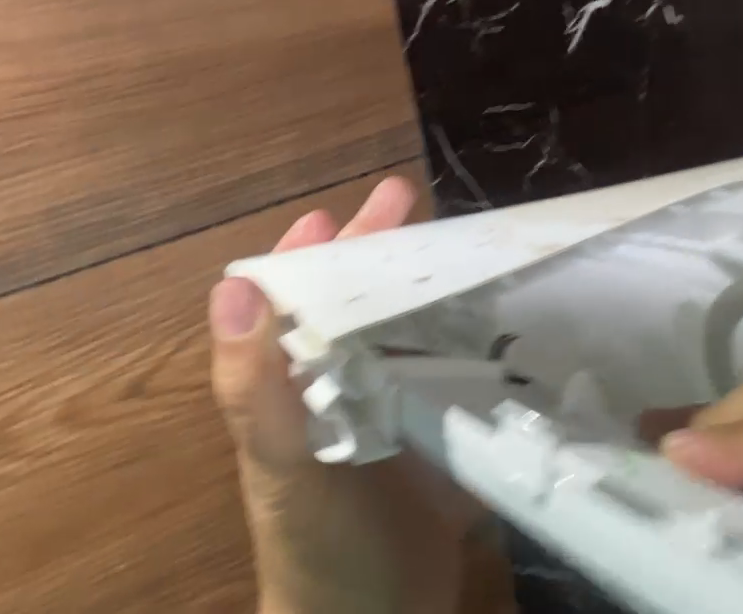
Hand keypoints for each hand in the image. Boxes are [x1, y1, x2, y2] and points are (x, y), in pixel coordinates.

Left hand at [209, 178, 511, 613]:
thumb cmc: (317, 546)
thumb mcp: (281, 468)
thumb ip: (252, 388)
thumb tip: (235, 287)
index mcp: (292, 376)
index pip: (295, 294)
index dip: (314, 250)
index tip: (339, 211)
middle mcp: (336, 378)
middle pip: (354, 297)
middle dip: (377, 247)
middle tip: (410, 196)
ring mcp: (389, 403)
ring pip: (405, 323)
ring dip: (430, 280)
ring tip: (469, 243)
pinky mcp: (437, 429)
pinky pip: (453, 369)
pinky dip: (473, 335)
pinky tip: (507, 311)